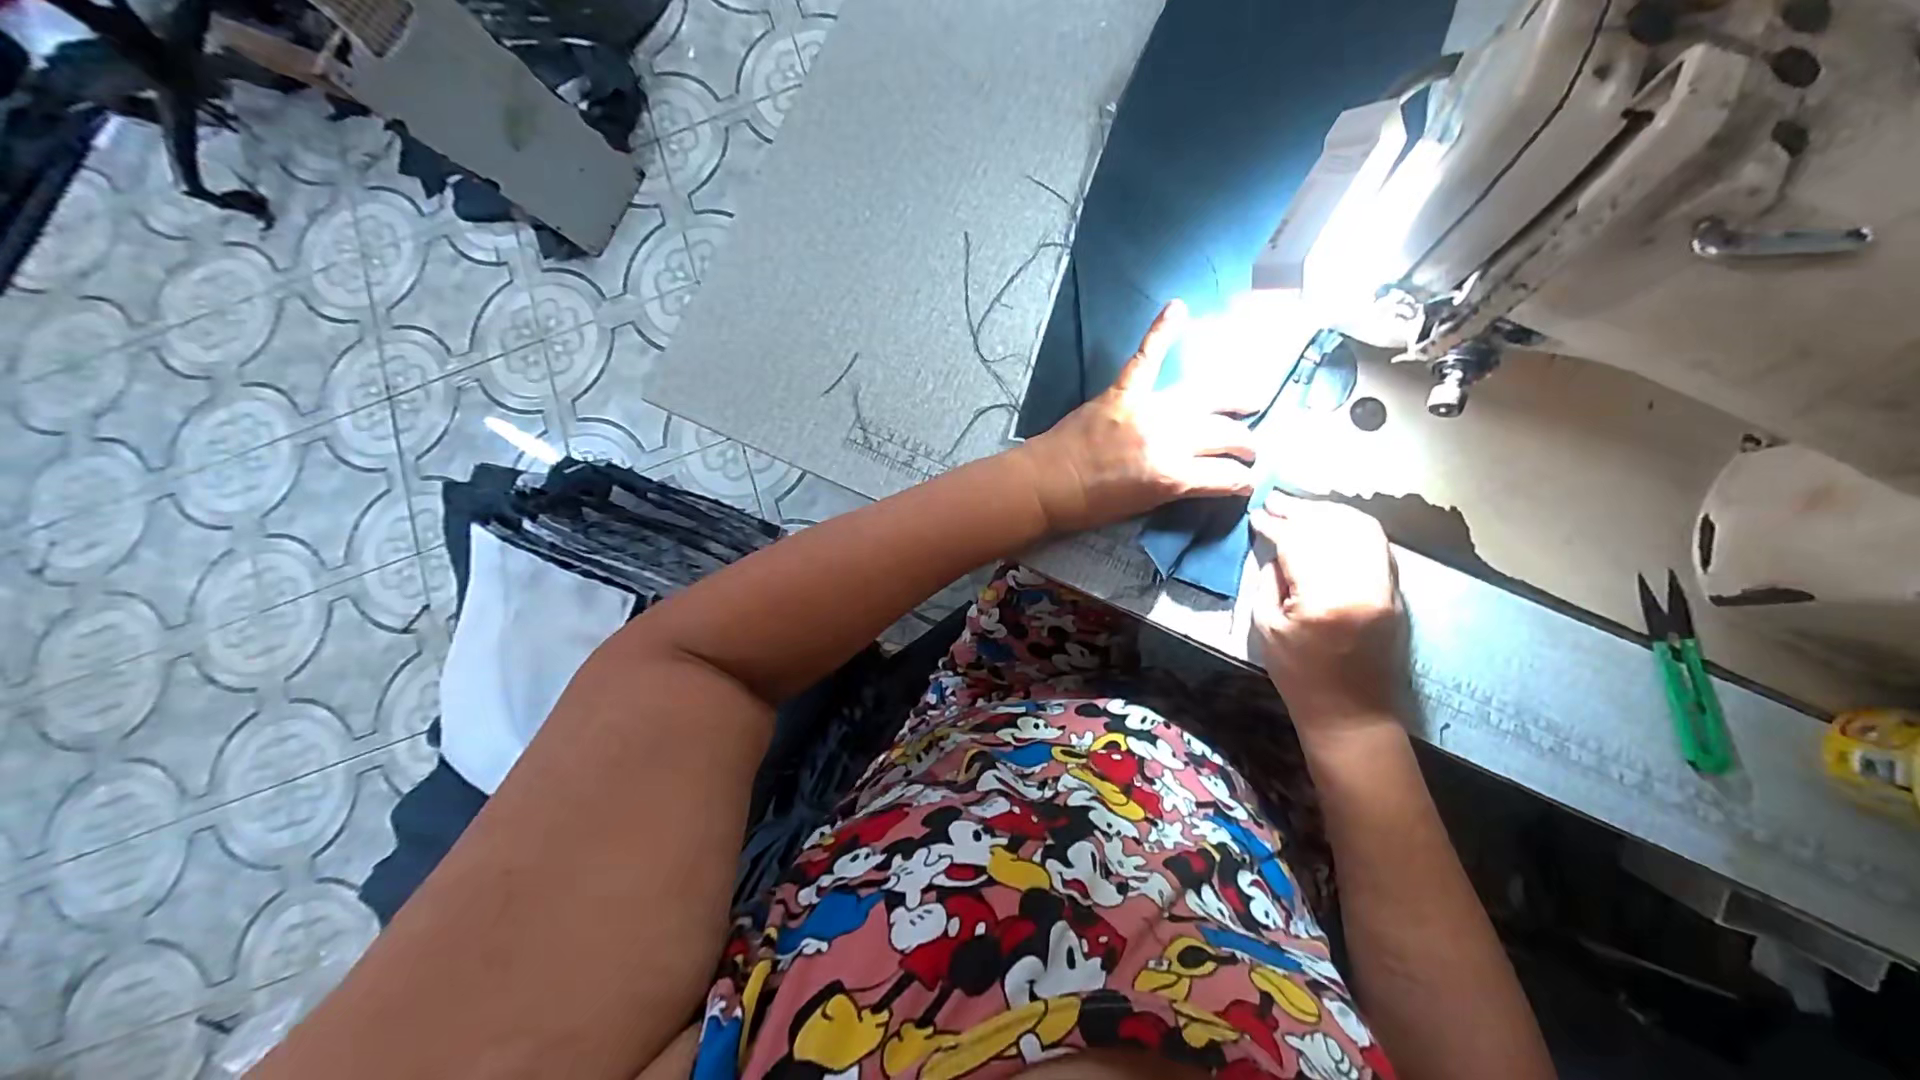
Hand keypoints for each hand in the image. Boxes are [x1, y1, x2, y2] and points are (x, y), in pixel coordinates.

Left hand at [1018, 299, 1261, 532]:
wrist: (1044, 485)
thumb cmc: (1089, 506)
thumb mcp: (1144, 506)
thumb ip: (1178, 486)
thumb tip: (1203, 475)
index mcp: (1173, 477)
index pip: (1226, 476)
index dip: (1242, 480)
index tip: (1247, 481)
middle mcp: (1169, 440)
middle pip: (1223, 435)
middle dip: (1244, 444)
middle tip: (1249, 448)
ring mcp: (1146, 411)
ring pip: (1203, 399)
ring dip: (1232, 399)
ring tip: (1249, 400)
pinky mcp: (1122, 392)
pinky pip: (1146, 357)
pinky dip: (1161, 331)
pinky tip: (1178, 307)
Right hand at [1249, 492, 1409, 734]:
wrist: (1352, 713)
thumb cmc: (1299, 677)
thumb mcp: (1265, 629)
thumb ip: (1269, 582)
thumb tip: (1274, 549)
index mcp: (1324, 600)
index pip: (1298, 543)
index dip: (1275, 524)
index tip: (1257, 515)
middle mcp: (1362, 586)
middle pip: (1331, 528)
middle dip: (1300, 510)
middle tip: (1275, 502)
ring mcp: (1385, 587)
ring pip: (1360, 529)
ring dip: (1329, 512)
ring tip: (1302, 507)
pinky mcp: (1395, 591)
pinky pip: (1376, 545)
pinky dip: (1353, 527)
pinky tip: (1332, 524)